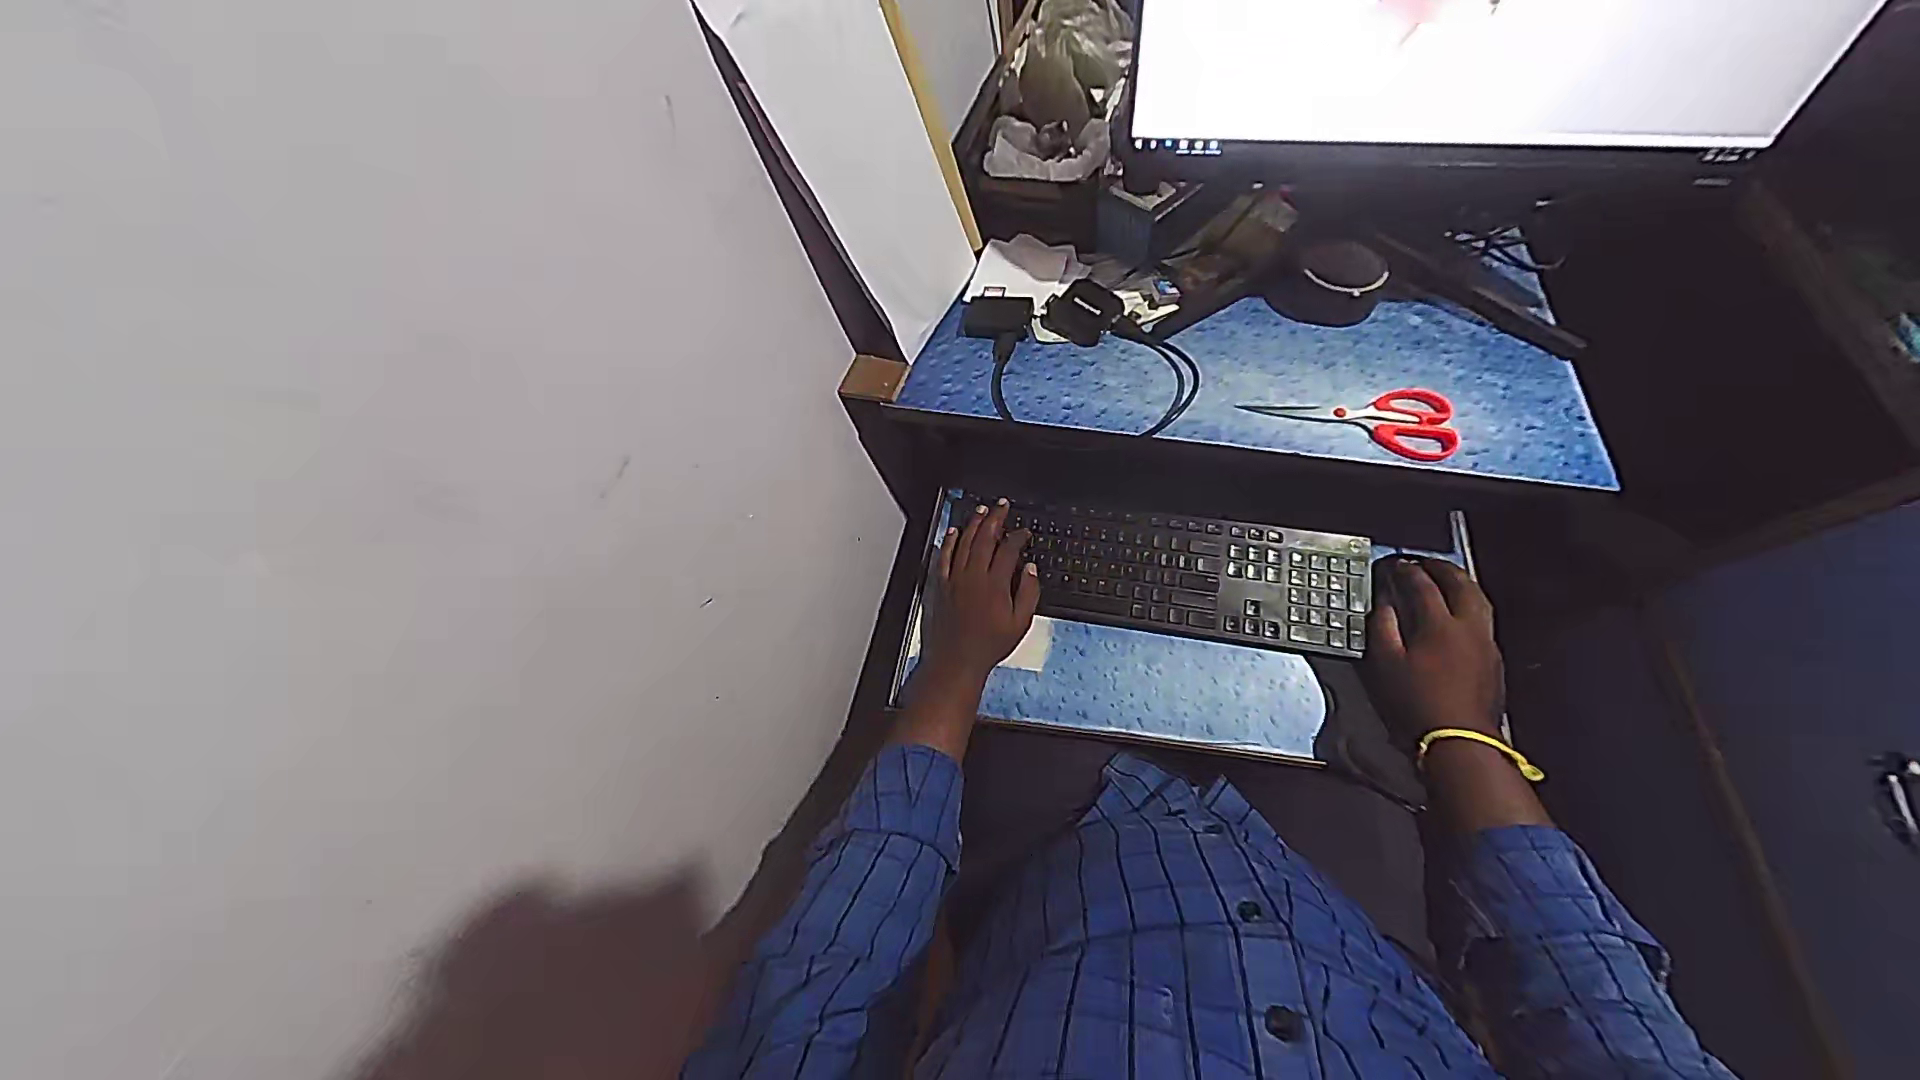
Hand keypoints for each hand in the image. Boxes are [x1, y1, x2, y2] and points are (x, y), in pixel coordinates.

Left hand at [922, 499, 1039, 686]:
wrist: (955, 661)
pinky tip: (953, 532)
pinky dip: (948, 541)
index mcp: (995, 584)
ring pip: (963, 542)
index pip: (1009, 549)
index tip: (1024, 533)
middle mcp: (973, 577)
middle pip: (984, 538)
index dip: (1018, 537)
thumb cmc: (987, 645)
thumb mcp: (1019, 623)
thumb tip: (1030, 570)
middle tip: (1001, 506)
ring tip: (981, 511)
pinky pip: (943, 556)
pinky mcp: (940, 585)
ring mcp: (954, 579)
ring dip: (973, 524)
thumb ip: (1028, 593)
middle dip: (995, 518)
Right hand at [1363, 557, 1504, 744]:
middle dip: (1441, 569)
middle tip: (1424, 562)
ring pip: (1479, 600)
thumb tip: (1384, 605)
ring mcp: (1486, 643)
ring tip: (1446, 578)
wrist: (1459, 739)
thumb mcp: (1384, 663)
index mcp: (1439, 626)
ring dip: (1461, 584)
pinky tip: (1457, 611)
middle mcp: (1469, 628)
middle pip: (1461, 585)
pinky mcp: (1493, 659)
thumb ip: (1383, 627)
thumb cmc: (1415, 702)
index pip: (1422, 586)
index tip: (1394, 565)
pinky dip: (1469, 604)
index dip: (1405, 572)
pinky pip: (1483, 619)